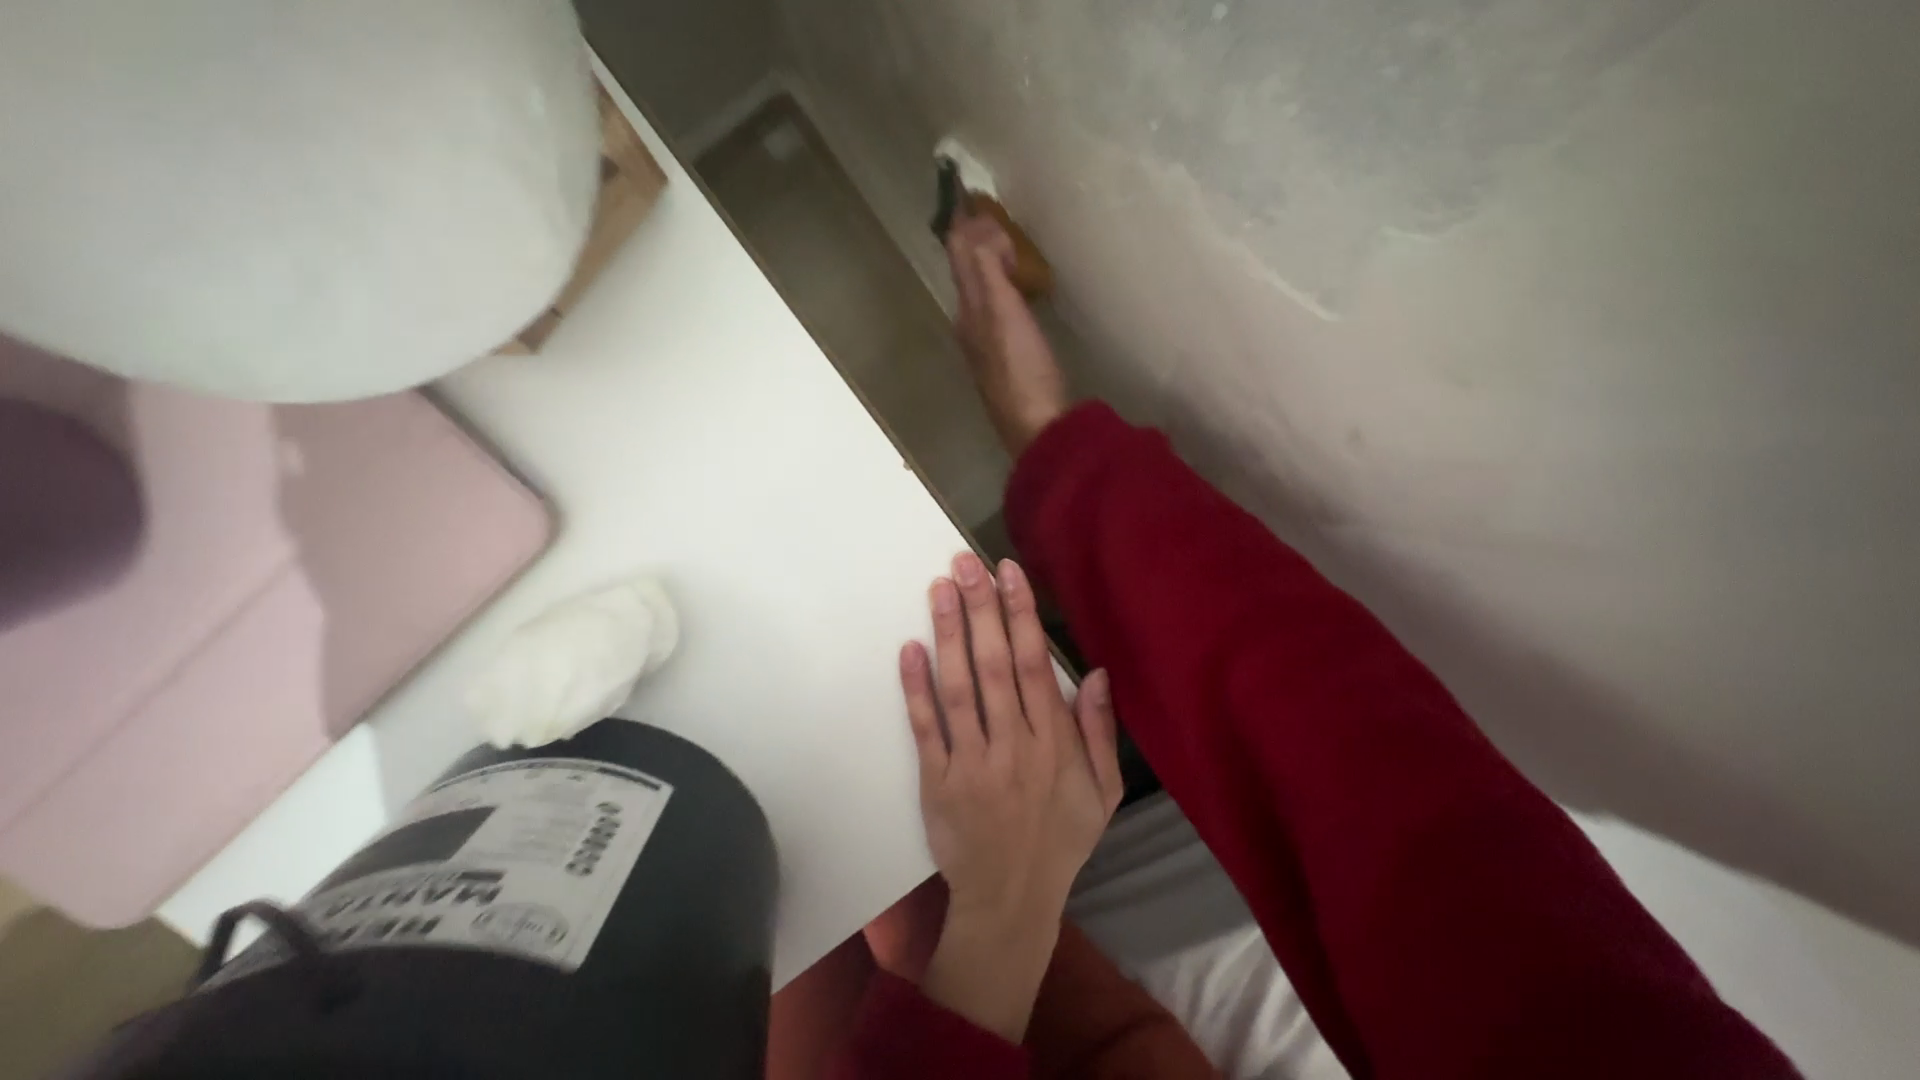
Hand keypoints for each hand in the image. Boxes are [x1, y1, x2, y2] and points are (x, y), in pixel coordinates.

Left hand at [897, 552, 1123, 1039]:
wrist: (1011, 898)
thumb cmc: (1061, 839)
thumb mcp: (1104, 792)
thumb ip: (1100, 732)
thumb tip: (1095, 672)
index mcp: (1054, 743)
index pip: (1033, 665)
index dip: (1020, 614)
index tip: (1007, 572)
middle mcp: (1013, 744)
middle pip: (993, 665)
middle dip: (980, 609)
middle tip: (964, 562)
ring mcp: (971, 762)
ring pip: (958, 688)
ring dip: (948, 634)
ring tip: (939, 589)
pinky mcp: (937, 781)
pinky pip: (925, 729)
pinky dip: (915, 689)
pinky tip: (908, 649)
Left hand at [946, 206, 1070, 455]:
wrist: (1038, 429)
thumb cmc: (1022, 369)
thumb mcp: (1001, 311)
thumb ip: (987, 267)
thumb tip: (978, 226)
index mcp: (968, 310)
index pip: (960, 256)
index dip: (965, 225)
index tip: (972, 194)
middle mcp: (971, 326)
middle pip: (968, 274)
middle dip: (976, 241)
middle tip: (992, 214)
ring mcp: (990, 347)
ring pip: (983, 293)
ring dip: (991, 264)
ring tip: (1008, 245)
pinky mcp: (1010, 363)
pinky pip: (1000, 311)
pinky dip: (1005, 289)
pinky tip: (1021, 293)